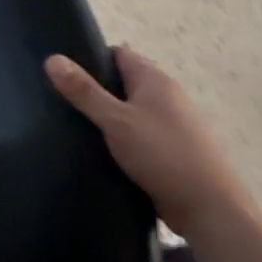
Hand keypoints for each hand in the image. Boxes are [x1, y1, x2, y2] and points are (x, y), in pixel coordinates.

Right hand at [45, 47, 256, 236]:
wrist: (209, 207)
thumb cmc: (162, 154)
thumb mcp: (115, 120)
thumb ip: (84, 91)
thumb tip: (52, 58)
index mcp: (156, 81)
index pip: (119, 54)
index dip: (91, 57)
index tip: (62, 71)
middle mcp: (169, 96)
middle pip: (125, 82)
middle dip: (96, 88)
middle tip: (62, 99)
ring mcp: (174, 124)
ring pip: (132, 110)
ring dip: (109, 115)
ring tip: (75, 125)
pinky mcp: (173, 150)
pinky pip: (140, 133)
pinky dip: (122, 137)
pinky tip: (102, 150)